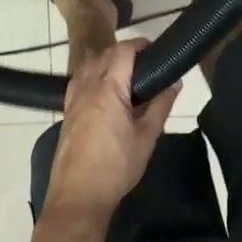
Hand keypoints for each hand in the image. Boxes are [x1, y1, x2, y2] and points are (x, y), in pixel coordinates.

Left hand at [45, 39, 180, 218]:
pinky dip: (93, 74)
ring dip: (107, 61)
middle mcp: (87, 86)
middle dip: (125, 52)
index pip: (123, 50)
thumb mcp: (146, 138)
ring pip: (89, 64)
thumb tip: (175, 81)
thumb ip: (161, 105)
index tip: (155, 50)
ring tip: (126, 76)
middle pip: (105, 53)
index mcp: (108, 88)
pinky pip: (79, 79)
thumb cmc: (116, 167)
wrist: (78, 197)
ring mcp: (73, 98)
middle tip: (146, 66)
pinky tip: (104, 92)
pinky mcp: (66, 111)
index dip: (139, 44)